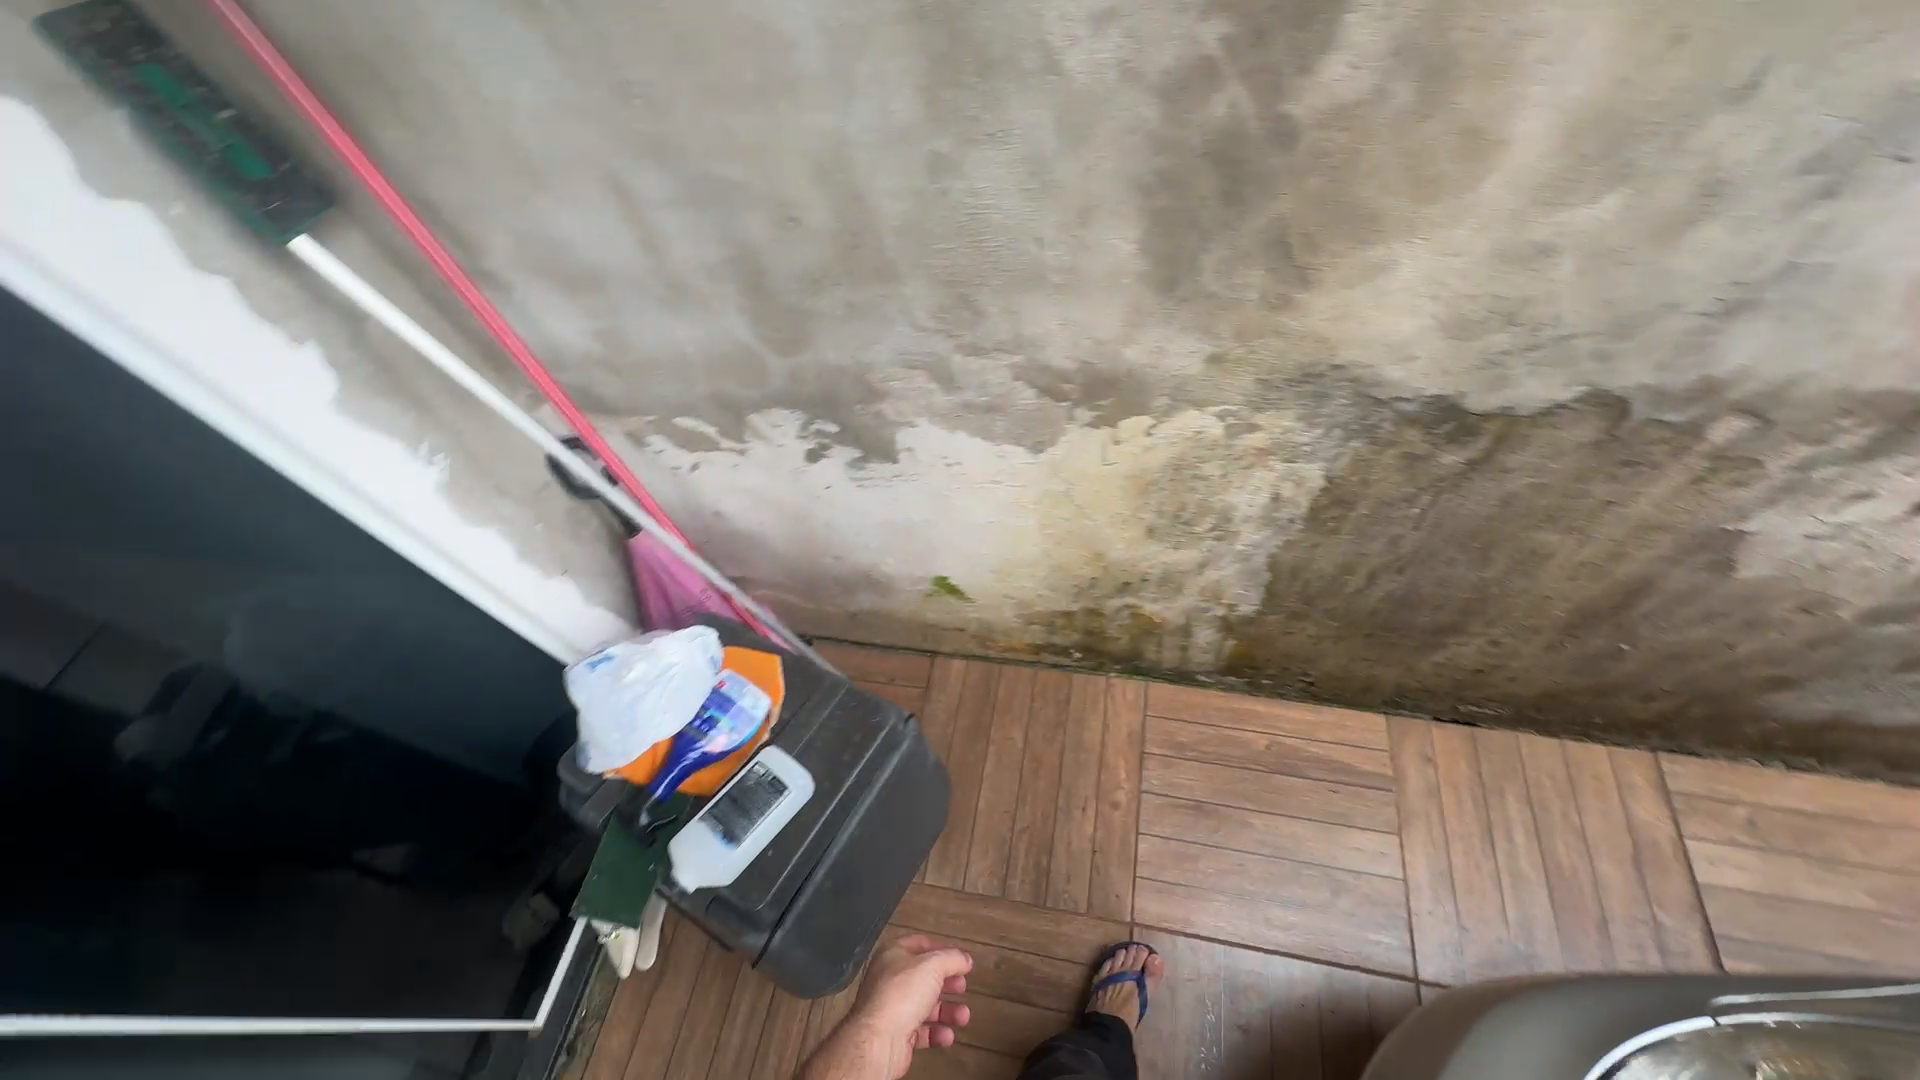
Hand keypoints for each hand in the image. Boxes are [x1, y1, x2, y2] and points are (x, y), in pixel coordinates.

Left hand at [803, 935, 972, 1079]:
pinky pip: (920, 1030)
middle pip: (924, 977)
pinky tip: (947, 1035)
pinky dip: (936, 1032)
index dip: (941, 949)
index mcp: (893, 955)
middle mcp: (890, 979)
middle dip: (947, 983)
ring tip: (963, 1016)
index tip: (959, 958)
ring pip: (925, 1006)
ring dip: (946, 1011)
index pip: (920, 944)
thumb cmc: (900, 995)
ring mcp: (892, 1008)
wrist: (879, 1041)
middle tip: (962, 986)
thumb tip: (965, 958)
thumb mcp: (932, 966)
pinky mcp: (896, 1034)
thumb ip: (951, 959)